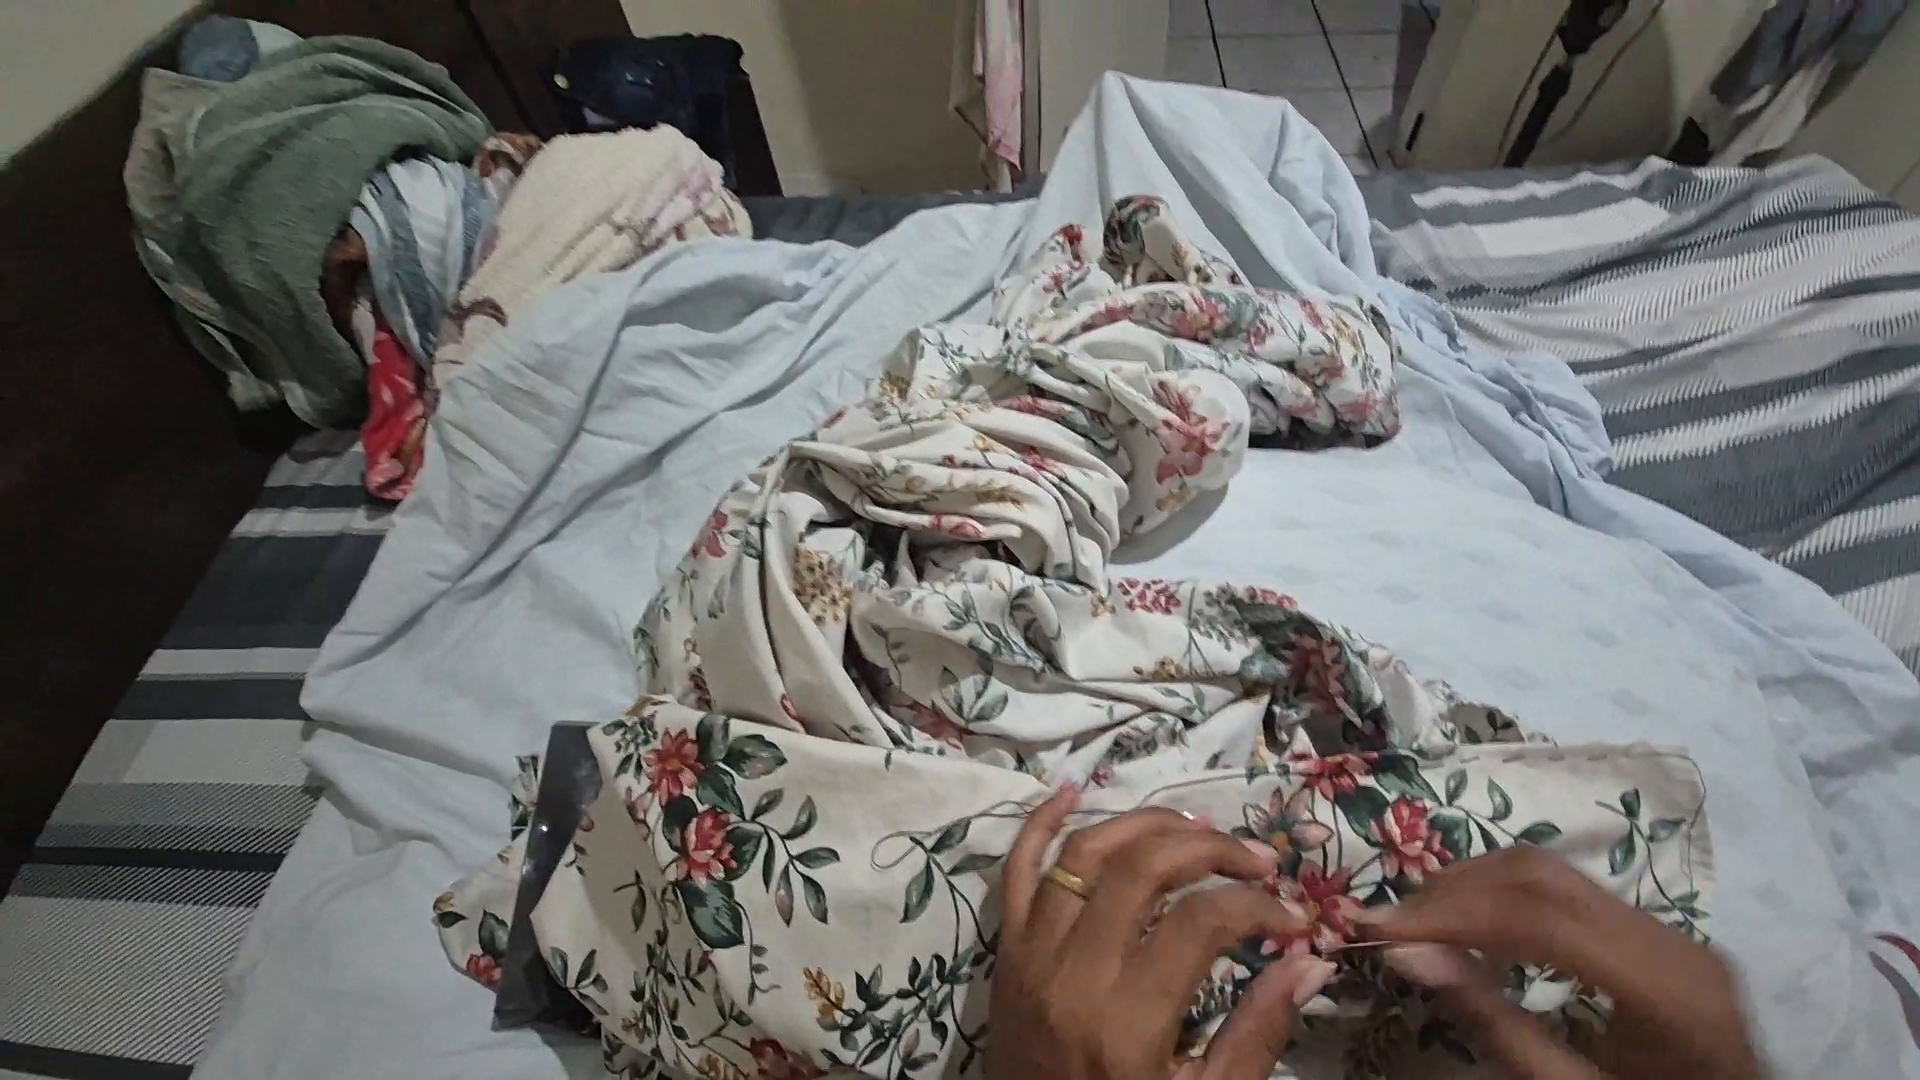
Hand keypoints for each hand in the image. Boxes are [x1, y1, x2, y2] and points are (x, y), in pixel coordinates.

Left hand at [986, 789, 1334, 1079]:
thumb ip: (1256, 1034)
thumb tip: (1311, 962)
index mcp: (1127, 1023)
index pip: (1199, 924)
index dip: (1255, 907)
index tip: (1292, 915)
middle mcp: (1072, 971)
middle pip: (1140, 869)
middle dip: (1206, 848)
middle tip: (1253, 857)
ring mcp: (1030, 949)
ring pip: (1083, 852)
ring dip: (1142, 825)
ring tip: (1193, 828)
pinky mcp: (1005, 943)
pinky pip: (1017, 865)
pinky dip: (1040, 821)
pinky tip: (1073, 789)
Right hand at [1353, 846, 1762, 1078]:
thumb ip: (1495, 1024)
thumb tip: (1404, 954)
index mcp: (1671, 992)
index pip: (1538, 921)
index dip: (1449, 916)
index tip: (1380, 929)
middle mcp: (1673, 941)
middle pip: (1535, 877)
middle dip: (1450, 891)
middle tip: (1391, 920)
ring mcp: (1666, 927)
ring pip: (1540, 868)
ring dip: (1468, 883)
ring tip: (1418, 918)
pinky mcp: (1648, 926)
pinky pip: (1557, 884)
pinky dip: (1497, 891)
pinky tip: (1467, 917)